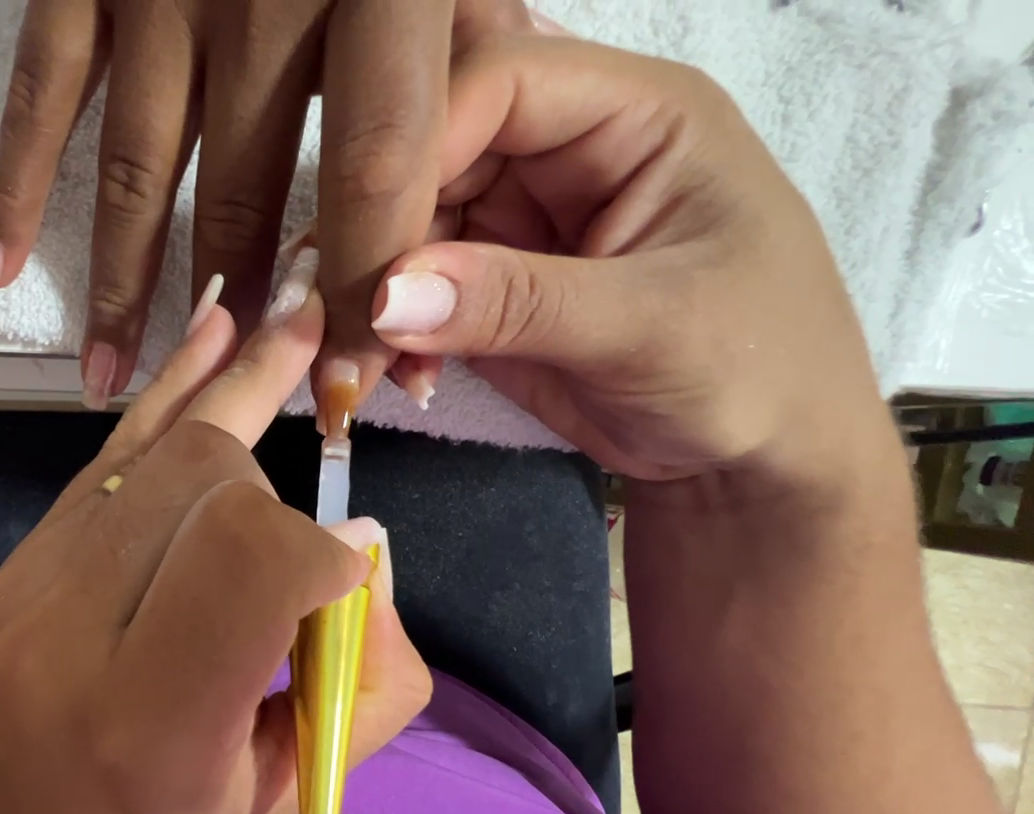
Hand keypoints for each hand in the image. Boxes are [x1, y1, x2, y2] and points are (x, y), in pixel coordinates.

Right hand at [0, 0, 532, 421]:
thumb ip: (480, 24)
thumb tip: (478, 154)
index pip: (374, 172)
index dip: (367, 289)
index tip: (354, 383)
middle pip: (245, 194)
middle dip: (242, 310)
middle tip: (233, 394)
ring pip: (136, 175)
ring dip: (120, 290)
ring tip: (113, 378)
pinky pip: (42, 100)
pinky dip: (15, 188)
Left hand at [0, 268, 431, 813]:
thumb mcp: (282, 794)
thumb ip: (362, 684)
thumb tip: (364, 549)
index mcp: (153, 726)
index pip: (249, 567)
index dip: (319, 544)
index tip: (344, 563)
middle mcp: (76, 640)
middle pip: (202, 487)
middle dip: (272, 483)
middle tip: (301, 513)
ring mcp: (31, 587)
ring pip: (158, 455)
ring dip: (236, 394)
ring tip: (297, 323)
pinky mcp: (18, 556)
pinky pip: (107, 458)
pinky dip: (172, 393)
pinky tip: (218, 329)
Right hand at [365, 36, 897, 501]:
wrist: (747, 452)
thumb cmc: (750, 368)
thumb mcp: (647, 327)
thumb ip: (516, 303)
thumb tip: (385, 293)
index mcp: (631, 115)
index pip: (494, 84)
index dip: (418, 149)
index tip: (368, 247)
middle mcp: (556, 152)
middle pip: (424, 155)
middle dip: (373, 238)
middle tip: (340, 321)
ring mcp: (509, 220)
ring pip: (396, 226)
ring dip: (362, 295)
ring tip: (360, 366)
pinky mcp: (474, 284)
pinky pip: (396, 287)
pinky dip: (376, 331)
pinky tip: (393, 375)